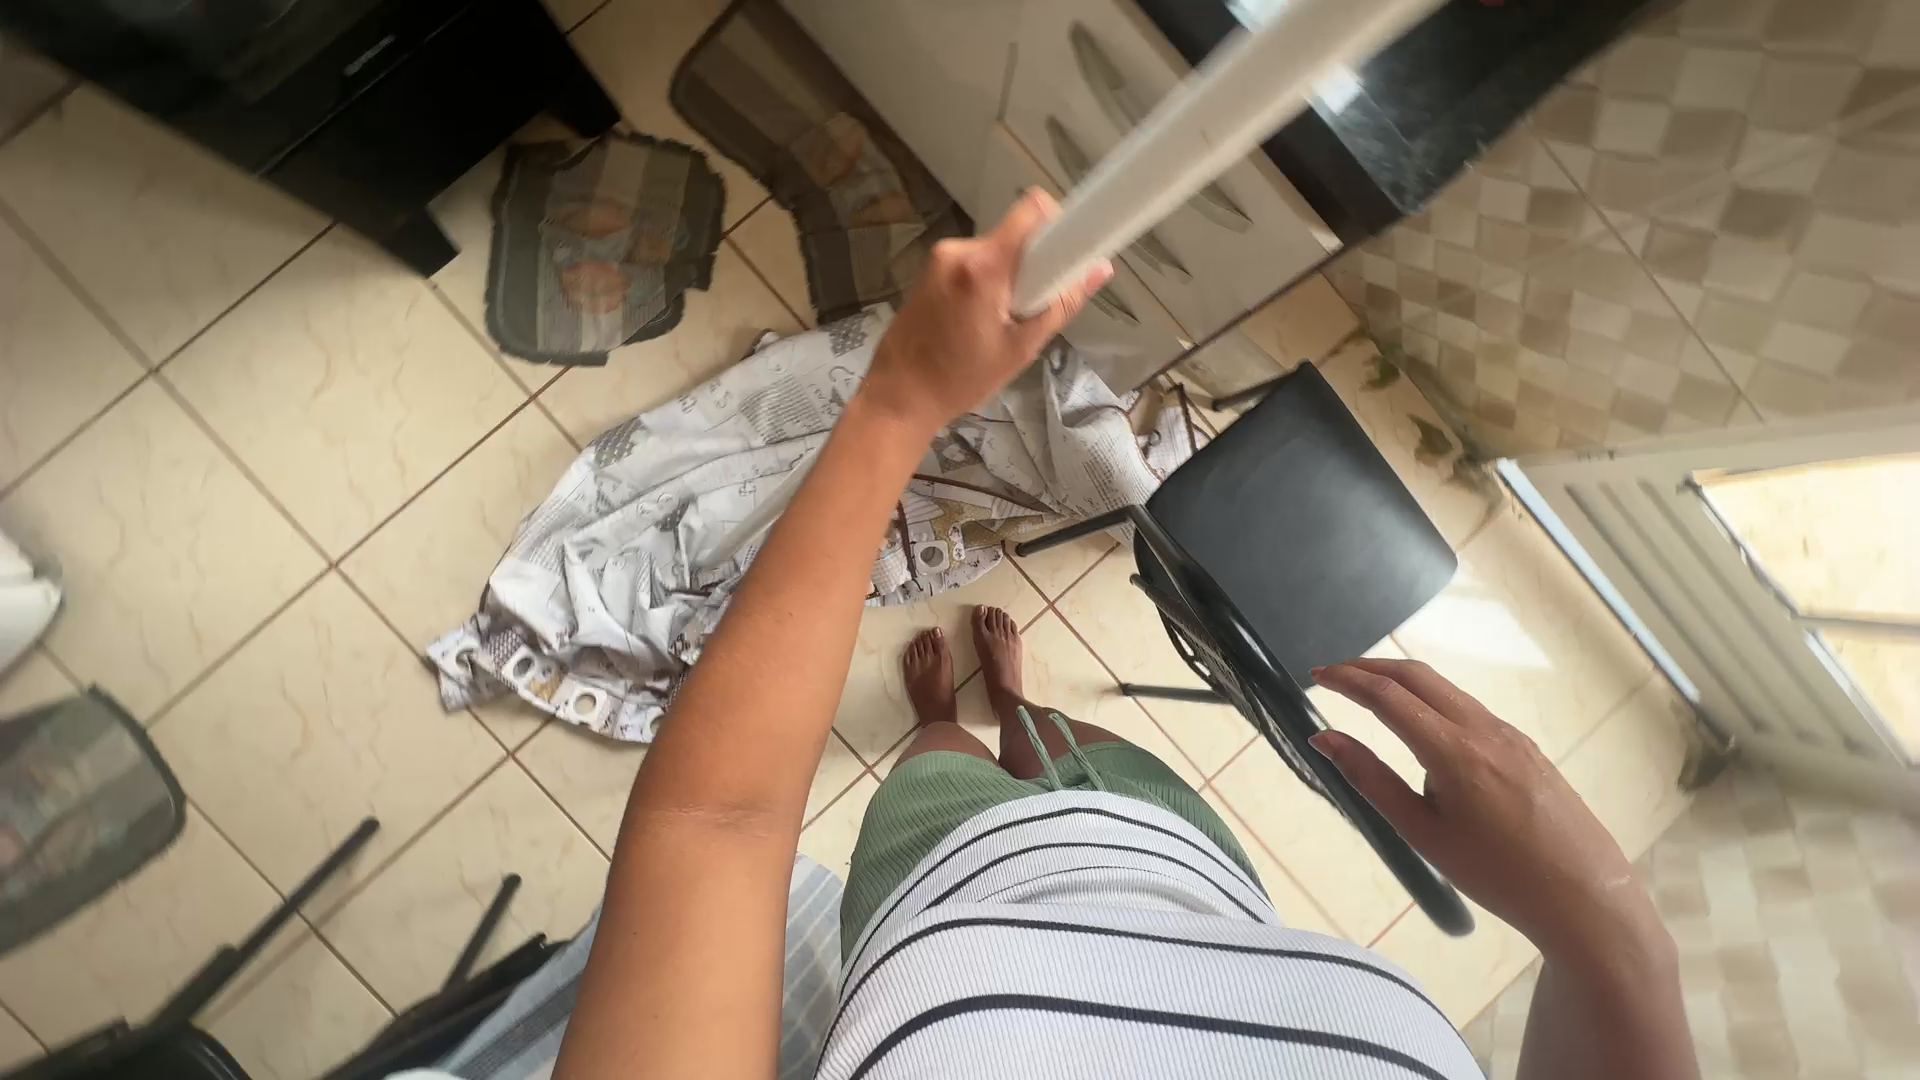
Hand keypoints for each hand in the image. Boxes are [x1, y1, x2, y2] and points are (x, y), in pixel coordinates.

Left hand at [858, 189, 1112, 431]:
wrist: (898, 396)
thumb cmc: (959, 380)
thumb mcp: (1019, 348)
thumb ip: (1060, 305)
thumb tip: (1100, 269)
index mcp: (982, 266)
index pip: (1031, 212)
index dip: (1057, 226)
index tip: (1065, 258)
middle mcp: (958, 250)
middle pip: (1014, 237)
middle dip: (1029, 268)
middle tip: (1025, 312)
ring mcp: (938, 258)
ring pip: (993, 253)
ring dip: (1005, 280)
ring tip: (996, 326)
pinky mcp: (927, 271)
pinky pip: (972, 265)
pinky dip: (984, 286)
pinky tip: (974, 324)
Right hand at [1309, 658, 1659, 961]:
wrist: (1589, 904)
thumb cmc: (1497, 875)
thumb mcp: (1421, 831)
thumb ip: (1369, 778)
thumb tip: (1323, 738)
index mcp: (1454, 752)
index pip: (1387, 695)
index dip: (1345, 679)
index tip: (1315, 675)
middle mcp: (1484, 730)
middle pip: (1415, 674)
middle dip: (1367, 666)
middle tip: (1332, 674)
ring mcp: (1510, 734)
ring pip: (1443, 687)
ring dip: (1398, 679)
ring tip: (1365, 692)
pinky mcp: (1525, 746)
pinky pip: (1465, 706)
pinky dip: (1427, 698)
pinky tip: (1416, 723)